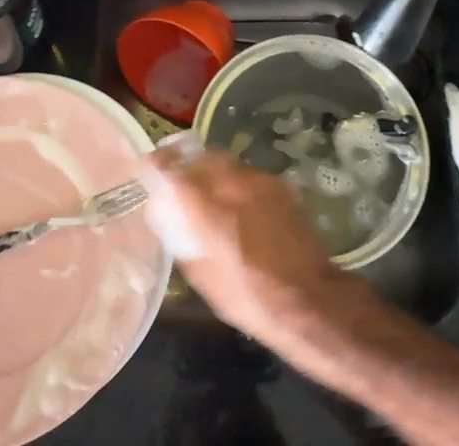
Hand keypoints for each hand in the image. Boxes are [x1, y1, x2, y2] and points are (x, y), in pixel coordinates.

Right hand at [140, 133, 353, 342]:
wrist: (310, 300)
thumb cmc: (251, 299)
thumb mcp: (204, 278)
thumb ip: (182, 240)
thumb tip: (169, 220)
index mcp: (209, 211)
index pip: (173, 171)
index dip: (157, 164)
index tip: (149, 167)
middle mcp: (234, 186)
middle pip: (200, 157)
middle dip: (185, 164)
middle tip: (178, 181)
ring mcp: (261, 183)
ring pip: (226, 163)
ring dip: (212, 171)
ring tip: (209, 193)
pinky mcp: (281, 186)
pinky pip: (248, 174)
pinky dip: (236, 182)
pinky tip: (239, 204)